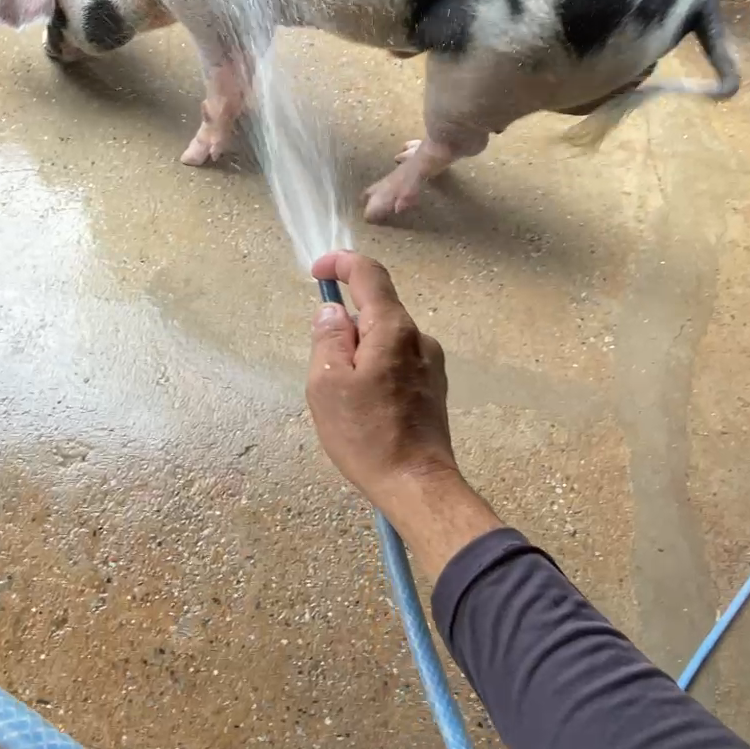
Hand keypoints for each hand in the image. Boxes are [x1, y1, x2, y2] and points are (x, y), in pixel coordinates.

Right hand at [307, 252, 501, 567]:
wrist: (417, 484)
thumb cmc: (366, 434)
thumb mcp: (327, 384)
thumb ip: (328, 339)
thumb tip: (332, 313)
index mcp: (393, 330)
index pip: (369, 275)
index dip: (341, 263)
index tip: (317, 271)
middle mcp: (418, 338)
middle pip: (376, 311)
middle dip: (343, 327)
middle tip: (322, 369)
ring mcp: (430, 364)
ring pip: (384, 340)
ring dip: (357, 354)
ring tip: (341, 399)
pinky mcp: (432, 388)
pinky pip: (395, 362)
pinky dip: (372, 370)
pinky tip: (363, 408)